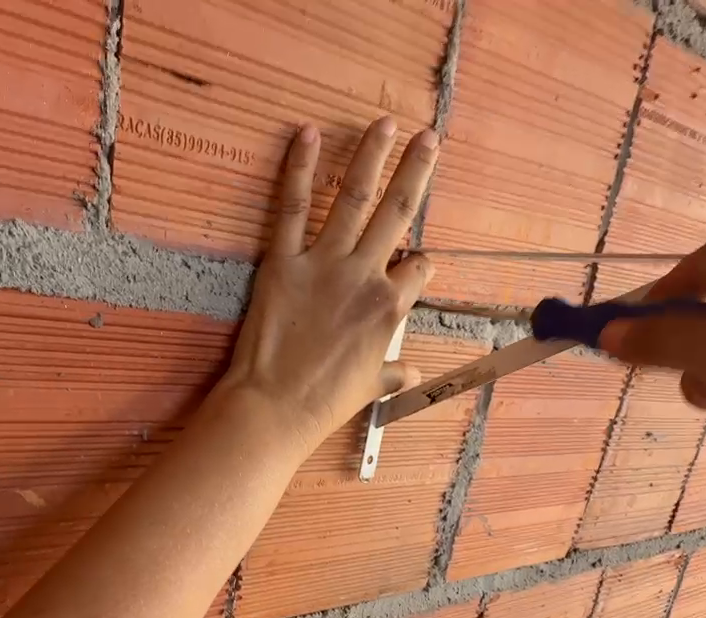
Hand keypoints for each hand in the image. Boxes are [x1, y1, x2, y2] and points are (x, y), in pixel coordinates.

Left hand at [211, 116, 440, 451]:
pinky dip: (300, 169)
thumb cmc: (324, 402)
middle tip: (429, 138)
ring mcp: (324, 264)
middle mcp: (365, 276)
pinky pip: (293, 208)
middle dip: (417, 172)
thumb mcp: (369, 389)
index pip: (418, 270)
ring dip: (373, 155)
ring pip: (355, 198)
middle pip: (398, 214)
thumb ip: (392, 373)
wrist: (276, 406)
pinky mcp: (283, 262)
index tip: (418, 263)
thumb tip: (412, 373)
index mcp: (389, 308)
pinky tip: (309, 134)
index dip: (420, 265)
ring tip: (385, 124)